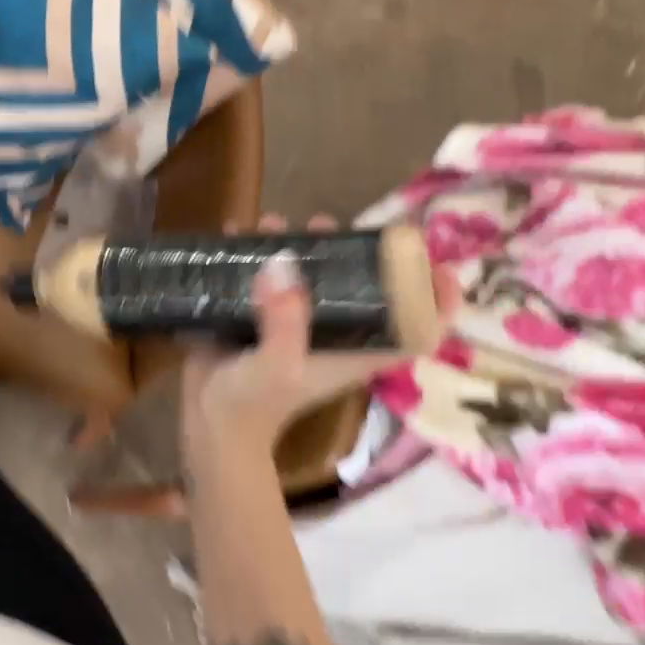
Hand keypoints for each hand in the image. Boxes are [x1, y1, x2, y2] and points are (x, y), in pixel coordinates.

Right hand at [180, 215, 458, 456]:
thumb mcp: (278, 368)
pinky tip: (234, 232)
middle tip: (325, 223)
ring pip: (307, 280)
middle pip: (357, 290)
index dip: (435, 300)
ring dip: (295, 249)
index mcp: (354, 352)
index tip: (436, 263)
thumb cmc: (255, 402)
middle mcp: (330, 335)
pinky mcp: (256, 319)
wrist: (209, 422)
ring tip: (276, 222)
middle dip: (346, 254)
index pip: (414, 329)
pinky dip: (251, 255)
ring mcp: (291, 325)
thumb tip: (283, 266)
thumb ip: (285, 322)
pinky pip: (261, 281)